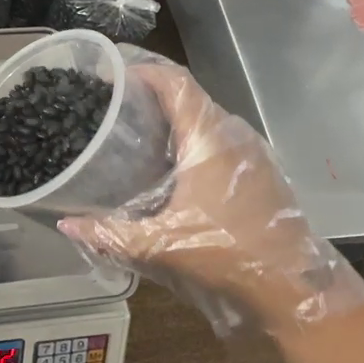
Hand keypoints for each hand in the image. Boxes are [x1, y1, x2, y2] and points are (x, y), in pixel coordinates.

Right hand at [57, 57, 363, 332]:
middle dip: (149, 97)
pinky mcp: (259, 174)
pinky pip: (217, 142)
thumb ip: (109, 233)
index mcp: (209, 141)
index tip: (111, 75)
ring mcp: (252, 155)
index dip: (143, 71)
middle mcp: (234, 137)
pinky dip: (188, 142)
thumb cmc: (228, 257)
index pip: (176, 84)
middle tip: (111, 108)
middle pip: (188, 99)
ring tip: (131, 134)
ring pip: (204, 121)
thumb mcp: (160, 246)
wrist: (297, 291)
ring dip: (169, 121)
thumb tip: (65, 225)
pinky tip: (165, 168)